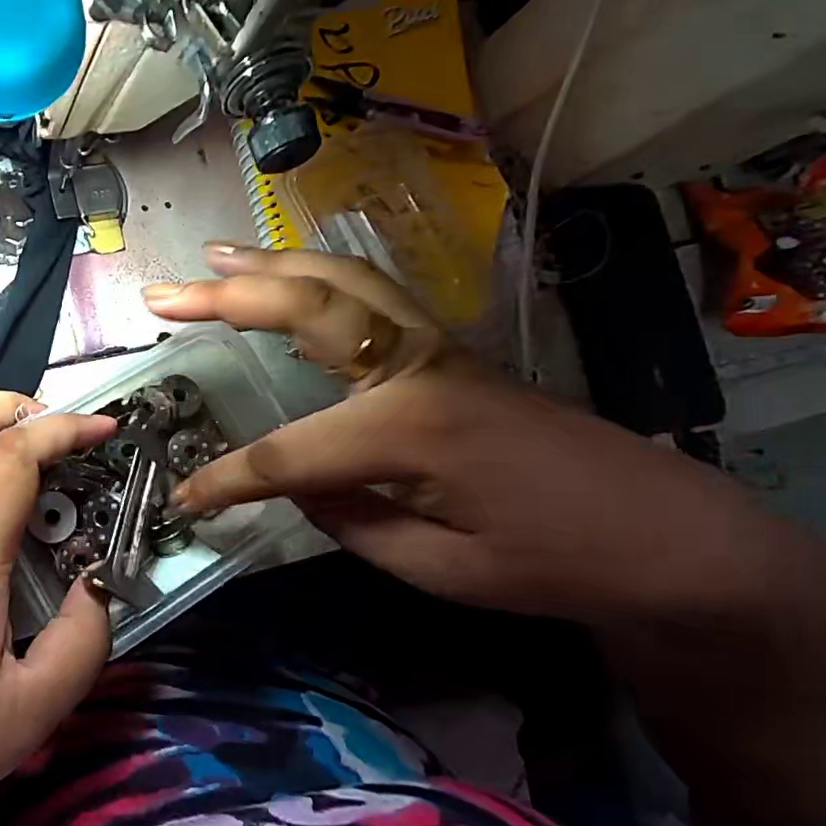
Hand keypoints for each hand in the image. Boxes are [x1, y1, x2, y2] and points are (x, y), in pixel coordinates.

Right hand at [143, 244, 825, 625]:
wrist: (663, 532)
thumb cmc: (551, 561)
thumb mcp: (436, 567)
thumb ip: (348, 518)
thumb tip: (292, 484)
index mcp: (408, 428)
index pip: (290, 453)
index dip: (229, 480)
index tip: (185, 498)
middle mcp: (414, 366)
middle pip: (305, 308)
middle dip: (226, 299)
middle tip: (162, 296)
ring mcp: (433, 345)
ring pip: (339, 280)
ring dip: (269, 264)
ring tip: (212, 258)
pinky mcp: (445, 348)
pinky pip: (368, 293)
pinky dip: (316, 275)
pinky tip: (287, 277)